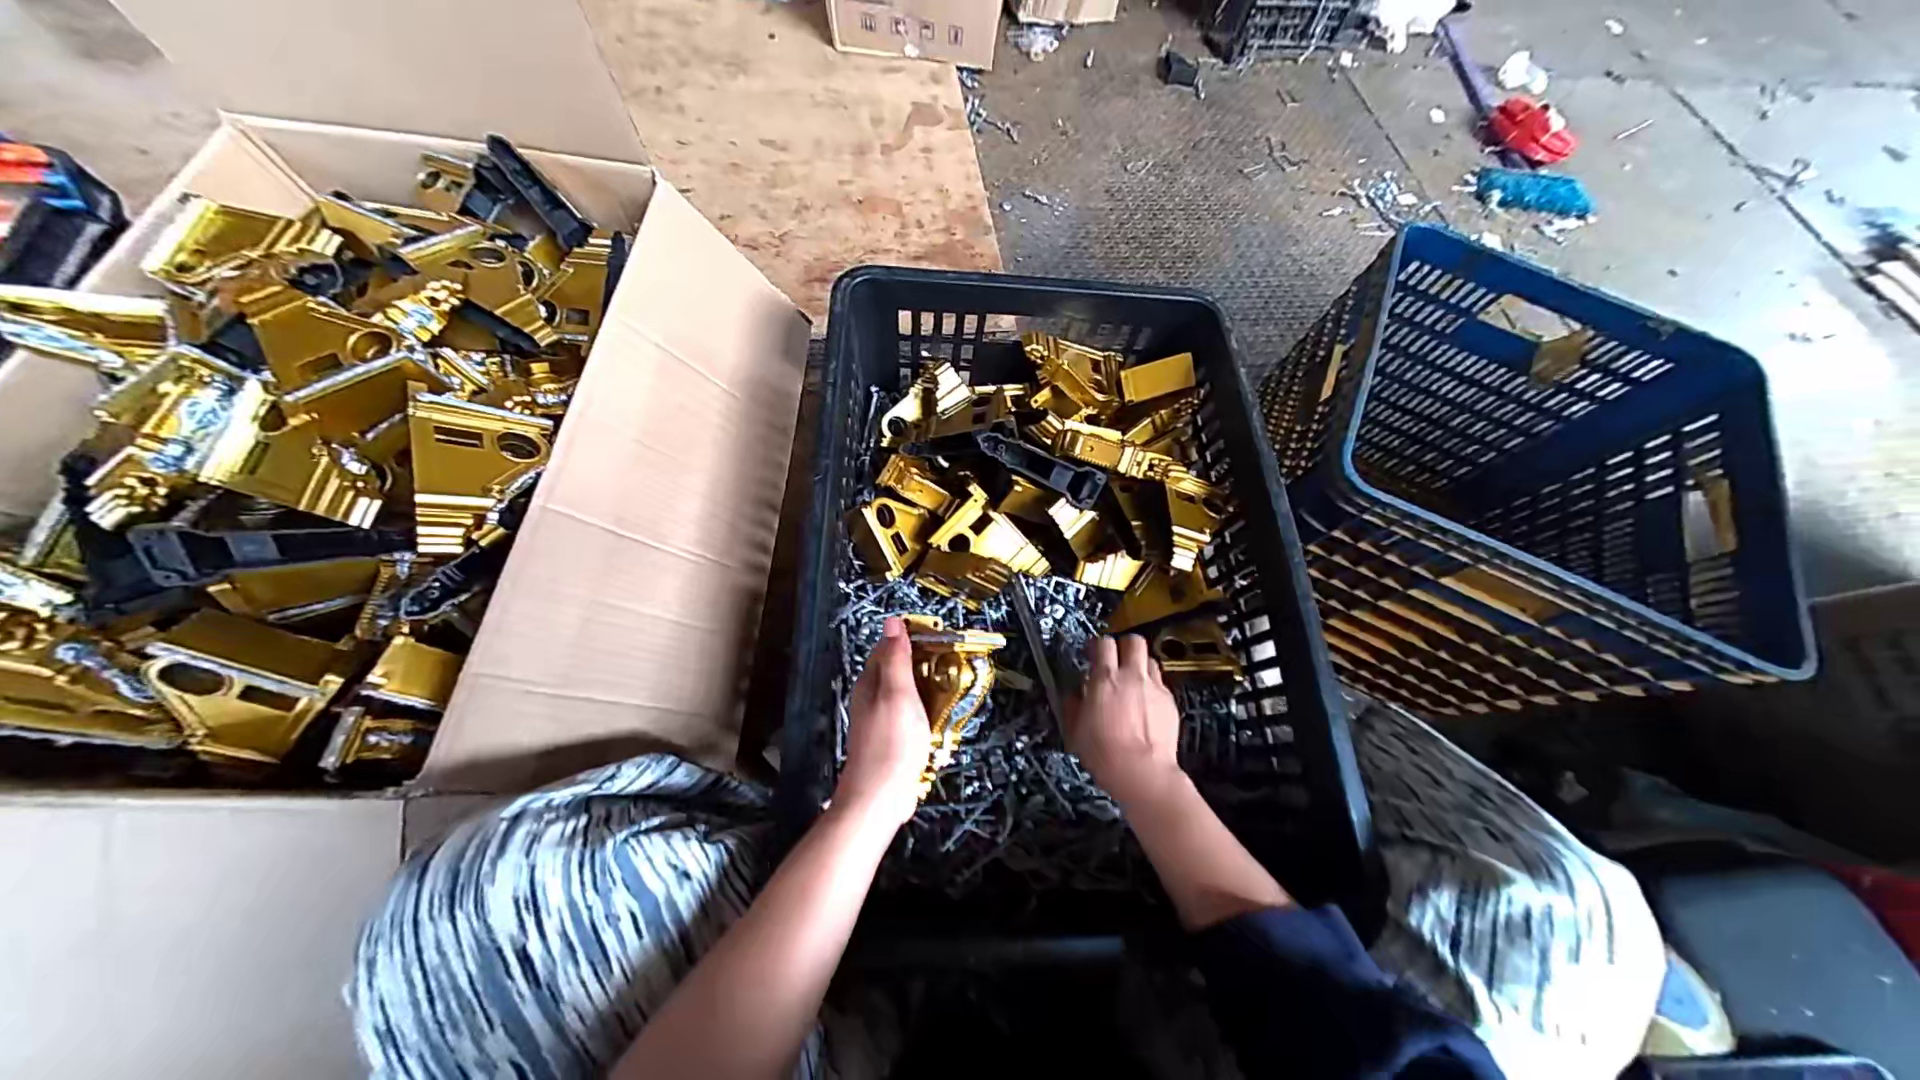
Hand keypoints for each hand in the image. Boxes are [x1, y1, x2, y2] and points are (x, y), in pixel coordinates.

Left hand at [834, 616, 931, 829]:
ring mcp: (882, 720)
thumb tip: (891, 622)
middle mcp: (872, 698)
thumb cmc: (891, 743)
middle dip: (923, 662)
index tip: (939, 635)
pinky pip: (911, 715)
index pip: (888, 647)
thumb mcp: (898, 693)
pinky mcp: (893, 740)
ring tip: (952, 685)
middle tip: (952, 660)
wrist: (880, 797)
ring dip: (927, 687)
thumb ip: (896, 658)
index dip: (911, 637)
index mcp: (870, 682)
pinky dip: (927, 710)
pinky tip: (940, 716)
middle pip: (898, 669)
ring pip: (906, 693)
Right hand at [1064, 635, 1187, 808]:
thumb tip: (1073, 694)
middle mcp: (1132, 677)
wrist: (1142, 773)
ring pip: (1150, 660)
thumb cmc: (1104, 753)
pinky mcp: (1170, 703)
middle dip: (1124, 645)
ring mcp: (1155, 688)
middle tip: (1116, 660)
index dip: (1097, 645)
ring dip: (1140, 665)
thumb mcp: (1075, 730)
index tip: (1092, 654)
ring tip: (1132, 681)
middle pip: (1134, 641)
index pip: (1104, 643)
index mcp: (1105, 679)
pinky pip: (1161, 684)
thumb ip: (1073, 705)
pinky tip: (1145, 704)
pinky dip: (1152, 687)